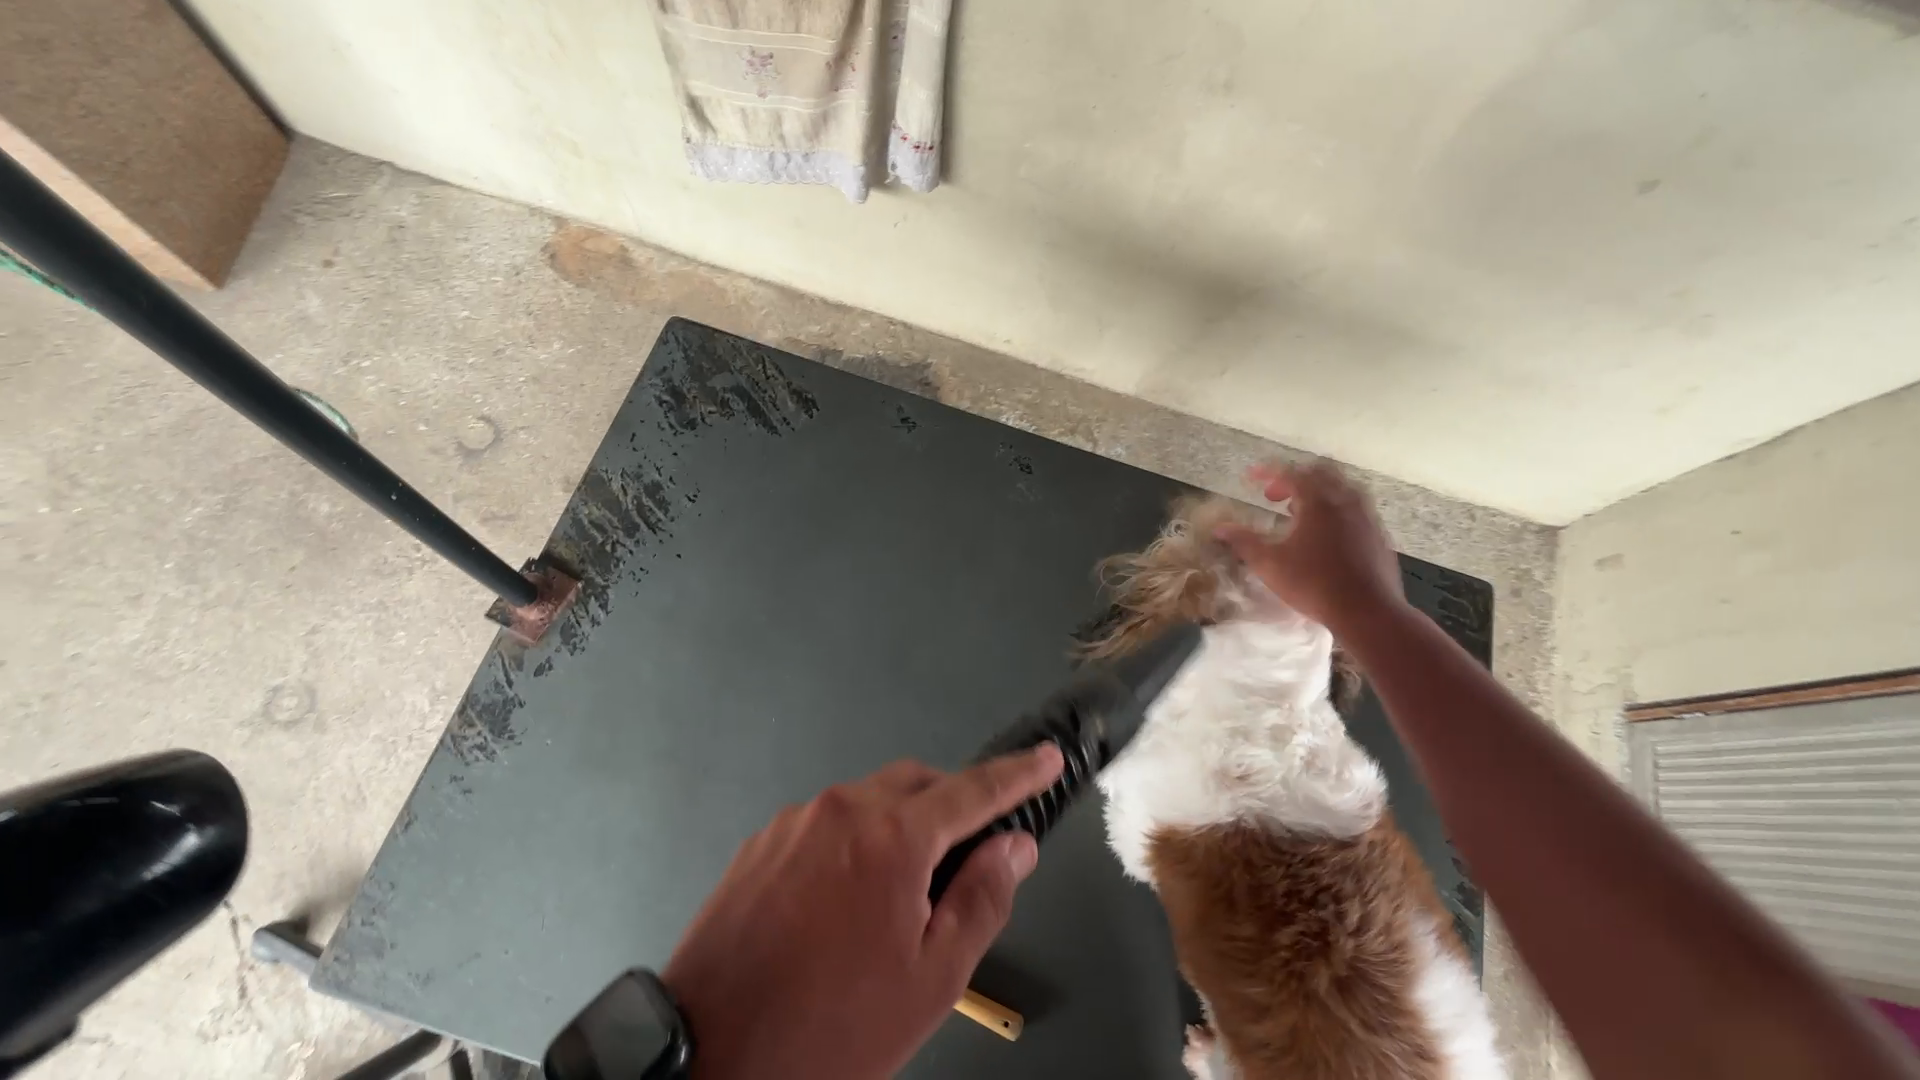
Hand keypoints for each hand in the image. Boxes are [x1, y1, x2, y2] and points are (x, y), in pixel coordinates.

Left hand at [662, 744, 1063, 1079]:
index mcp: (893, 838)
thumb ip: (983, 896)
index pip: (974, 790)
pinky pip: (828, 822)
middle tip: (970, 853)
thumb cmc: (835, 1023)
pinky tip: (849, 897)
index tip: (1047, 758)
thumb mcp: (933, 977)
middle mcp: (843, 810)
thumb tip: (1014, 845)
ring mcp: (796, 821)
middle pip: (918, 783)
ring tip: (904, 892)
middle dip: (953, 803)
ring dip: (901, 824)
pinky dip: (857, 839)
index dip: (1019, 773)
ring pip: (869, 799)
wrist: (712, 1051)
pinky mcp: (763, 841)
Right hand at [1213, 460, 1406, 636]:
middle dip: (1294, 479)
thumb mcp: (1269, 564)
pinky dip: (1335, 510)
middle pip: (1321, 473)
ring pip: (1341, 489)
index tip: (1249, 477)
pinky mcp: (1378, 534)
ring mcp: (1367, 516)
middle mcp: (1346, 501)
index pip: (1291, 473)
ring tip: (1298, 514)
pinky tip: (1324, 535)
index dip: (1268, 472)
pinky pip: (1355, 508)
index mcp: (1319, 501)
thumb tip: (1219, 528)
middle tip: (1274, 496)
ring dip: (1317, 494)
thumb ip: (1243, 542)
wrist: (1368, 611)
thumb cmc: (1314, 583)